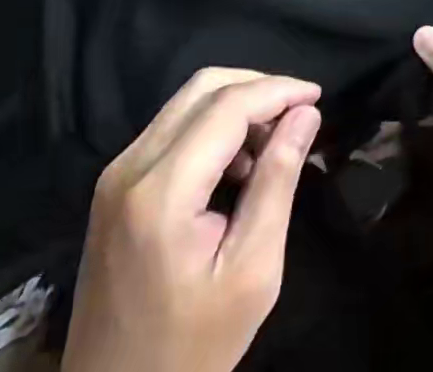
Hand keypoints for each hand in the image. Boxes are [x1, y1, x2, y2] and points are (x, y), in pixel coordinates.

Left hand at [62, 68, 322, 371]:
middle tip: (299, 114)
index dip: (276, 90)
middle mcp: (131, 165)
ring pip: (184, 103)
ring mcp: (117, 170)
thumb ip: (278, 182)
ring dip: (234, 106)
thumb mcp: (252, 271)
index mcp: (162, 190)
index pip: (226, 105)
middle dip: (257, 87)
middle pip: (201, 88)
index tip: (317, 96)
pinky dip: (210, 128)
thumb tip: (305, 116)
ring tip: (272, 147)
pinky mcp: (115, 182)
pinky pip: (170, 129)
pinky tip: (236, 165)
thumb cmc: (194, 346)